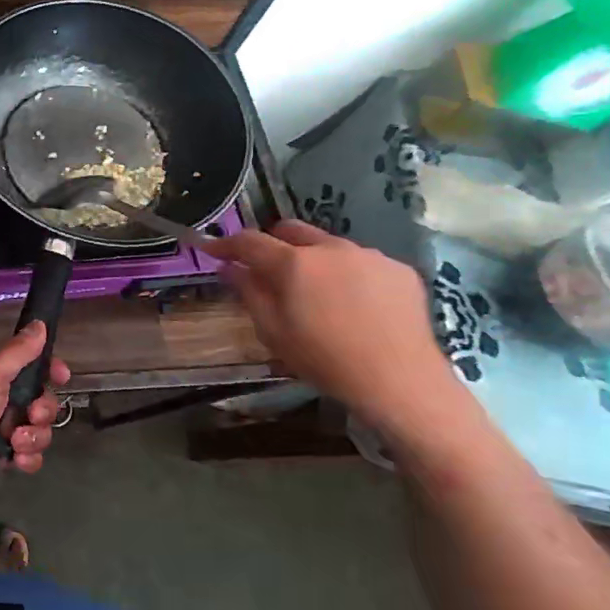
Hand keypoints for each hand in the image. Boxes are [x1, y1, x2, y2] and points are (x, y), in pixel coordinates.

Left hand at [0, 321, 69, 493]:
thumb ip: (18, 351)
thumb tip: (39, 323)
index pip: (32, 365)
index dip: (50, 370)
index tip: (62, 376)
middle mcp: (3, 398)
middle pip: (43, 400)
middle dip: (44, 410)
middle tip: (32, 415)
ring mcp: (5, 428)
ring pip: (41, 429)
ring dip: (34, 436)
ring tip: (15, 441)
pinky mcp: (6, 455)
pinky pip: (32, 455)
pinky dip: (28, 458)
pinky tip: (16, 459)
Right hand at [204, 220, 457, 425]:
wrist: (398, 380)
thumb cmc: (323, 359)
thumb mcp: (273, 331)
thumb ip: (249, 292)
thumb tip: (229, 267)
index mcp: (294, 263)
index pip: (250, 241)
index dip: (226, 244)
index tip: (211, 250)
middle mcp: (330, 248)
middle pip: (290, 230)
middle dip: (271, 243)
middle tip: (266, 271)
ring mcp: (368, 254)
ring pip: (328, 245)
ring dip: (313, 260)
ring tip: (317, 294)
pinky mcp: (398, 268)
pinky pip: (362, 262)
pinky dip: (348, 274)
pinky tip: (354, 305)